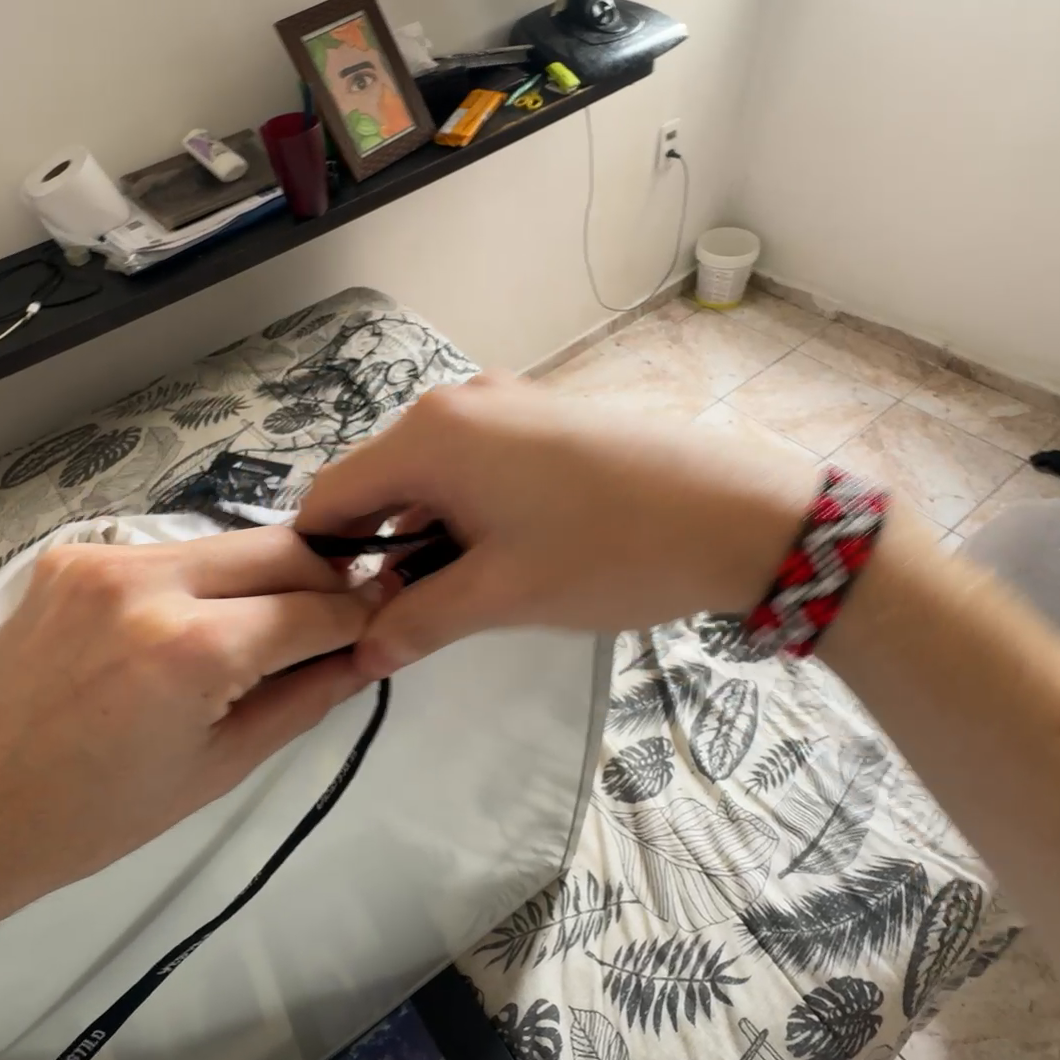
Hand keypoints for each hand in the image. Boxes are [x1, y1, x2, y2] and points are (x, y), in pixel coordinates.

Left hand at [0, 527, 378, 938]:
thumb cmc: (96, 819)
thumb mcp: (222, 766)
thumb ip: (307, 697)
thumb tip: (368, 652)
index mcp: (190, 649)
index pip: (316, 608)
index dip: (363, 614)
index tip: (388, 619)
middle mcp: (149, 580)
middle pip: (281, 547)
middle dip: (327, 578)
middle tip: (344, 615)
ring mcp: (104, 557)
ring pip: (231, 543)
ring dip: (271, 576)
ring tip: (277, 624)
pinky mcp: (74, 555)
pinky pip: (176, 553)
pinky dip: (212, 579)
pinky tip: (207, 620)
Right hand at [296, 375, 819, 677]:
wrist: (737, 511)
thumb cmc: (609, 551)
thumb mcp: (501, 595)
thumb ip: (416, 622)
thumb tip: (359, 657)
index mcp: (430, 435)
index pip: (332, 495)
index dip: (322, 560)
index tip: (335, 615)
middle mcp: (456, 403)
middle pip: (381, 482)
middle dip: (380, 550)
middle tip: (404, 616)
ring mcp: (505, 402)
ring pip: (431, 475)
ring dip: (427, 533)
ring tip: (461, 590)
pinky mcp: (542, 415)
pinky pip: (475, 462)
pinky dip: (466, 508)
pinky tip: (503, 550)